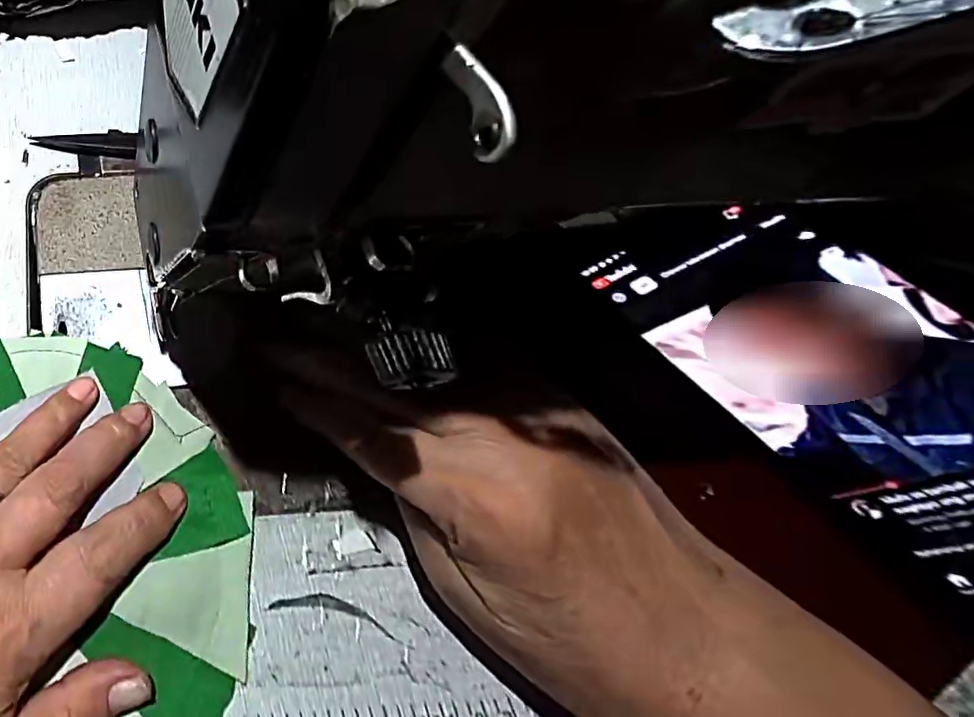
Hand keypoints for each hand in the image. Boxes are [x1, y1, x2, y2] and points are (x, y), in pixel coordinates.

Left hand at [0, 377, 186, 716]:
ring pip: (7, 460)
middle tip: (136, 414)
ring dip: (51, 420)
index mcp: (11, 625)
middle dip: (106, 447)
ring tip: (84, 388)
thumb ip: (70, 708)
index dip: (142, 522)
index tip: (170, 494)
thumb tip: (137, 682)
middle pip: (61, 489)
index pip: (99, 557)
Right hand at [276, 351, 937, 716]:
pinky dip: (424, 349)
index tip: (278, 380)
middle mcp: (495, 429)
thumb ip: (413, 507)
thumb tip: (375, 457)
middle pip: (386, 383)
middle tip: (280, 340)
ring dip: (367, 346)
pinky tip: (394, 336)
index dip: (314, 402)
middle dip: (324, 359)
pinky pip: (473, 360)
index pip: (364, 429)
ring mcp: (530, 405)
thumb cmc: (572, 643)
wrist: (694, 640)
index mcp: (466, 489)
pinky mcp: (555, 399)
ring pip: (425, 362)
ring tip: (320, 330)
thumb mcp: (464, 592)